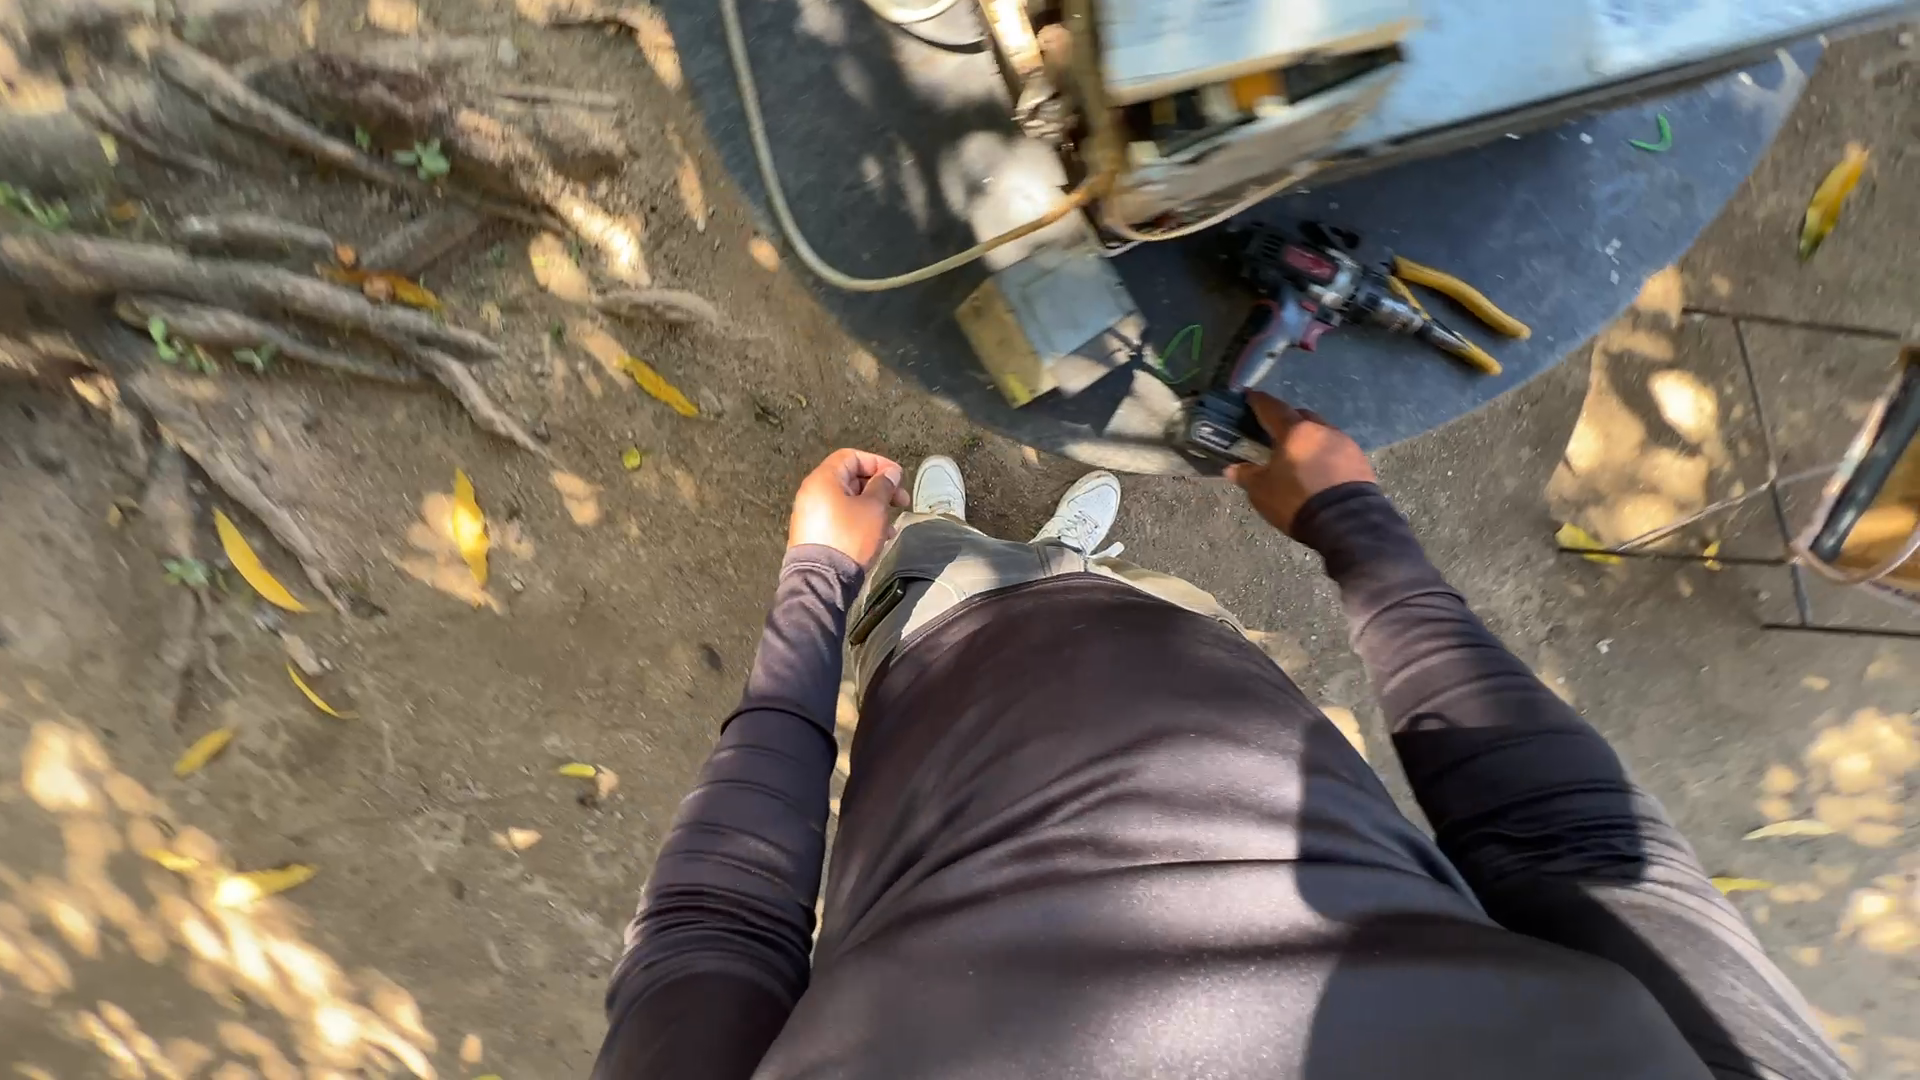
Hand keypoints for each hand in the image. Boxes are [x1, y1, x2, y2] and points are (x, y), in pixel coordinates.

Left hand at [787, 448, 909, 565]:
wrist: (822, 580)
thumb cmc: (850, 537)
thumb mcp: (873, 509)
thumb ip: (883, 486)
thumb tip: (890, 473)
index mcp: (823, 479)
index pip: (852, 457)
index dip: (878, 463)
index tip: (897, 477)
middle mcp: (812, 493)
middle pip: (850, 478)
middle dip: (879, 488)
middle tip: (902, 501)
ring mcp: (811, 514)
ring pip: (848, 500)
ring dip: (873, 507)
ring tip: (891, 525)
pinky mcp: (814, 534)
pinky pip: (840, 518)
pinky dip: (860, 520)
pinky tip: (878, 536)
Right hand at [1224, 393, 1375, 535]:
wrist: (1345, 521)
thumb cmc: (1296, 499)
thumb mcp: (1262, 491)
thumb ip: (1247, 475)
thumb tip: (1232, 469)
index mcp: (1295, 431)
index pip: (1273, 408)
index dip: (1259, 401)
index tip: (1250, 395)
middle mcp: (1322, 429)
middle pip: (1301, 416)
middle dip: (1287, 419)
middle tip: (1274, 431)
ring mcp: (1344, 443)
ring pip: (1321, 431)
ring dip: (1308, 437)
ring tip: (1297, 453)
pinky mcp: (1359, 459)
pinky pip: (1335, 447)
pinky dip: (1323, 451)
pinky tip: (1317, 467)